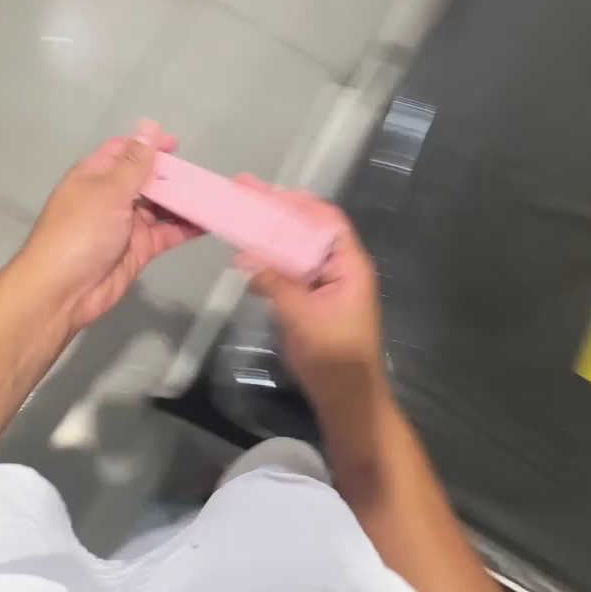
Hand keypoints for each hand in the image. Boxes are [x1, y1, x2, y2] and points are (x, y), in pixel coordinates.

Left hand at [12, 120, 202, 332]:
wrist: (63, 290)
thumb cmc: (81, 231)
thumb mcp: (108, 190)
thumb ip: (135, 162)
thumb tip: (148, 126)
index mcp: (95, 175)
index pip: (124, 150)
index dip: (148, 144)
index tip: (177, 145)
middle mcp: (110, 196)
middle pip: (145, 178)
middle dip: (171, 174)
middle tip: (201, 174)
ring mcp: (125, 224)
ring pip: (160, 206)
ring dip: (182, 200)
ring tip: (212, 194)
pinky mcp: (139, 249)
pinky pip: (166, 232)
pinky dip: (186, 226)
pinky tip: (208, 220)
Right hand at [233, 177, 386, 404]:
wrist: (346, 398)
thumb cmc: (333, 355)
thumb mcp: (302, 315)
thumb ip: (275, 282)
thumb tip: (246, 257)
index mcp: (349, 265)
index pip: (328, 220)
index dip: (301, 203)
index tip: (269, 193)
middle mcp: (339, 269)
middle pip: (308, 231)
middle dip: (278, 216)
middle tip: (247, 196)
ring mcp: (326, 286)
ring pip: (297, 252)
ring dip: (270, 240)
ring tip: (241, 224)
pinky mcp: (313, 302)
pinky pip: (291, 274)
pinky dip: (271, 266)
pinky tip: (247, 264)